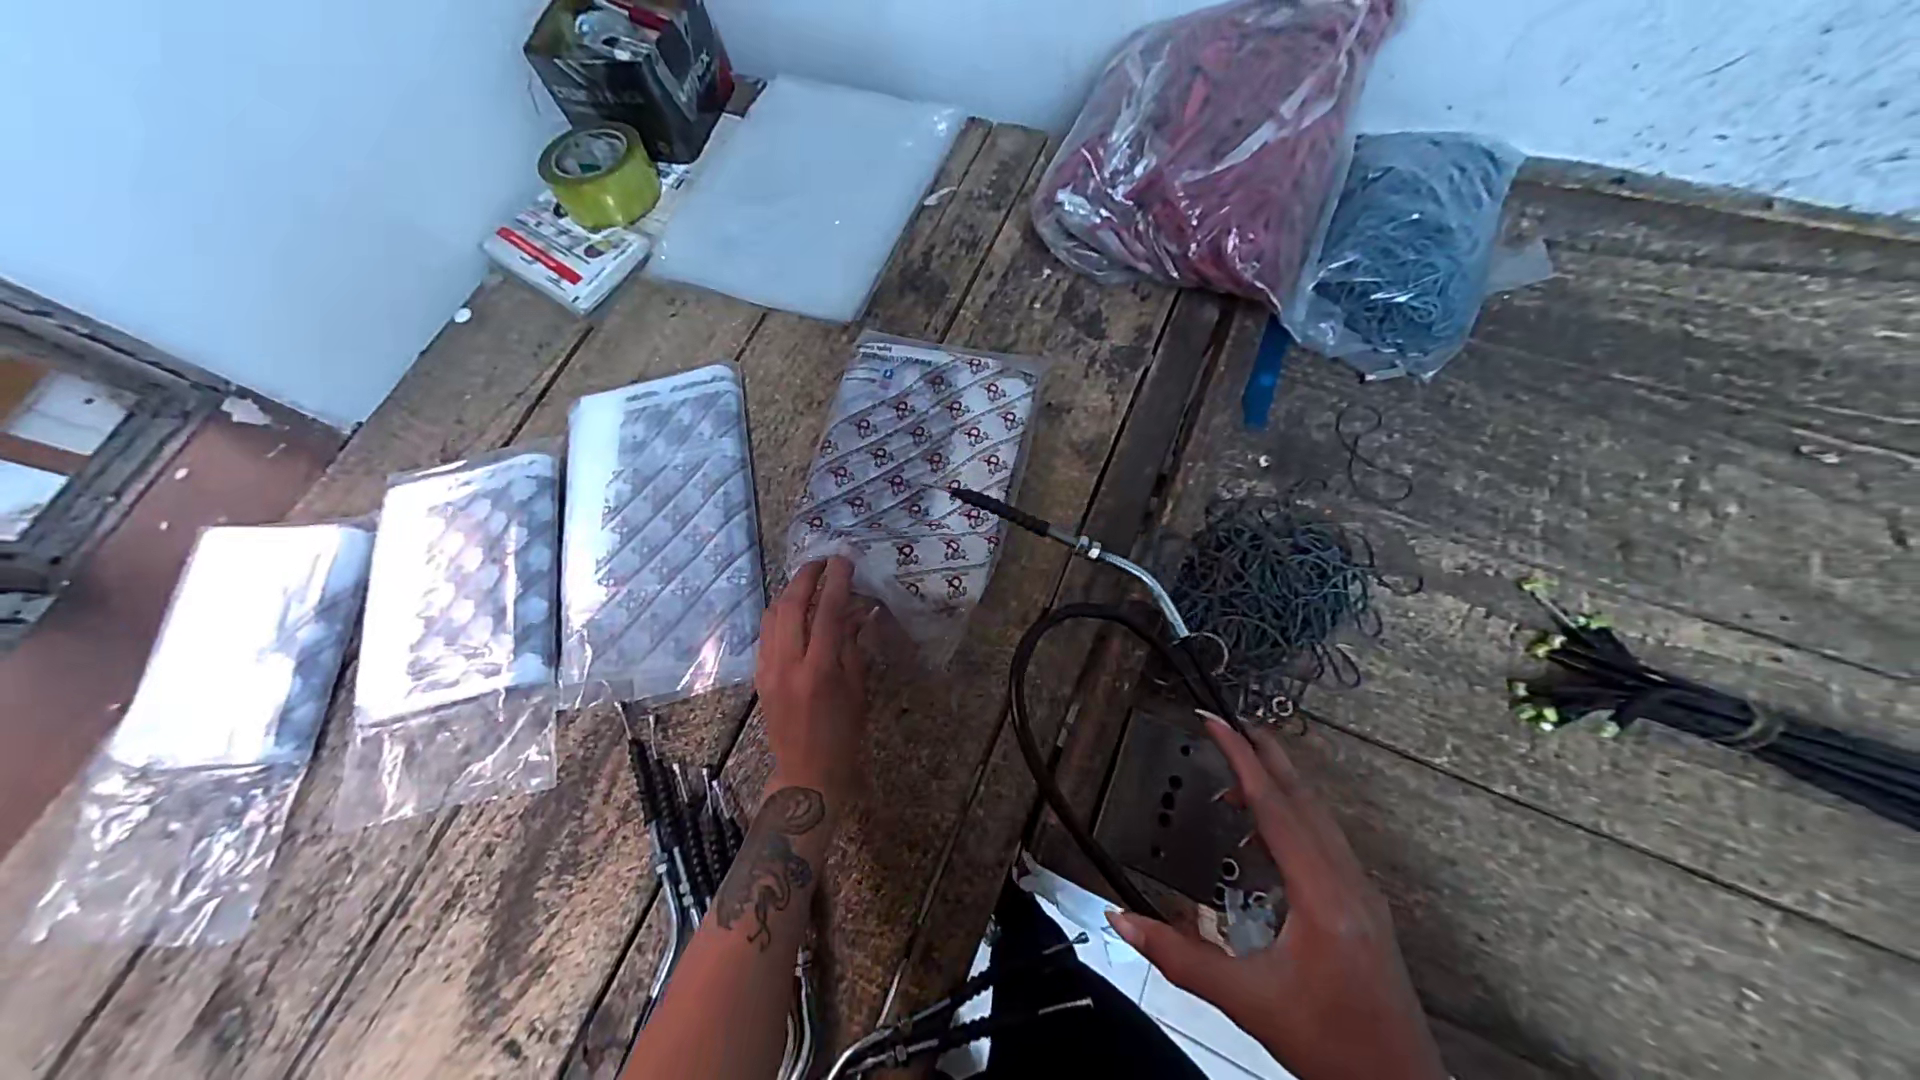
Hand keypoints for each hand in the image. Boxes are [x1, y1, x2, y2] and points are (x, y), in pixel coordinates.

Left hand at [756, 557, 869, 801]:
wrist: (808, 770)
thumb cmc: (843, 732)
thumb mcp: (857, 687)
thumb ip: (852, 645)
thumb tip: (856, 610)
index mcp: (818, 670)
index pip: (826, 612)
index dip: (836, 582)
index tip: (844, 560)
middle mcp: (788, 664)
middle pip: (790, 605)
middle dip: (805, 577)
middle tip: (822, 562)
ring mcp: (768, 669)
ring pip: (772, 615)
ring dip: (790, 592)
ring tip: (809, 580)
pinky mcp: (759, 675)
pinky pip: (766, 632)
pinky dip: (780, 613)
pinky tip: (794, 609)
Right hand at [1107, 714, 1445, 1079]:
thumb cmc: (1330, 1046)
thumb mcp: (1247, 1001)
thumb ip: (1179, 957)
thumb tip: (1121, 921)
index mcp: (1320, 895)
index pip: (1274, 807)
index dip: (1240, 758)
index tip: (1215, 722)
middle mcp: (1347, 882)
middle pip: (1303, 799)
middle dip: (1265, 755)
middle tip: (1231, 723)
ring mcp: (1361, 892)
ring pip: (1317, 817)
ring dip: (1278, 785)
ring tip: (1236, 775)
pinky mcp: (1363, 906)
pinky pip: (1324, 839)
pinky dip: (1291, 816)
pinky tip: (1265, 833)